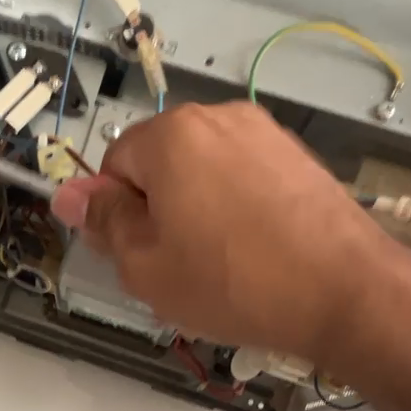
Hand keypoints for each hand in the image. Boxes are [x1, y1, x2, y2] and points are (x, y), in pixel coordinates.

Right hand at [51, 103, 392, 359]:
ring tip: (212, 265)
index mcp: (170, 137)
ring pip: (201, 172)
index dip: (113, 214)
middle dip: (154, 210)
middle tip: (169, 266)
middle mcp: (217, 118)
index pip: (112, 164)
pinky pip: (241, 179)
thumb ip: (103, 223)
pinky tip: (247, 254)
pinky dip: (233, 211)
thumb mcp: (145, 265)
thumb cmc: (234, 282)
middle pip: (158, 163)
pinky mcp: (296, 157)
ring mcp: (263, 134)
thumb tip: (68, 195)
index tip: (129, 253)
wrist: (341, 291)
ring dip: (194, 212)